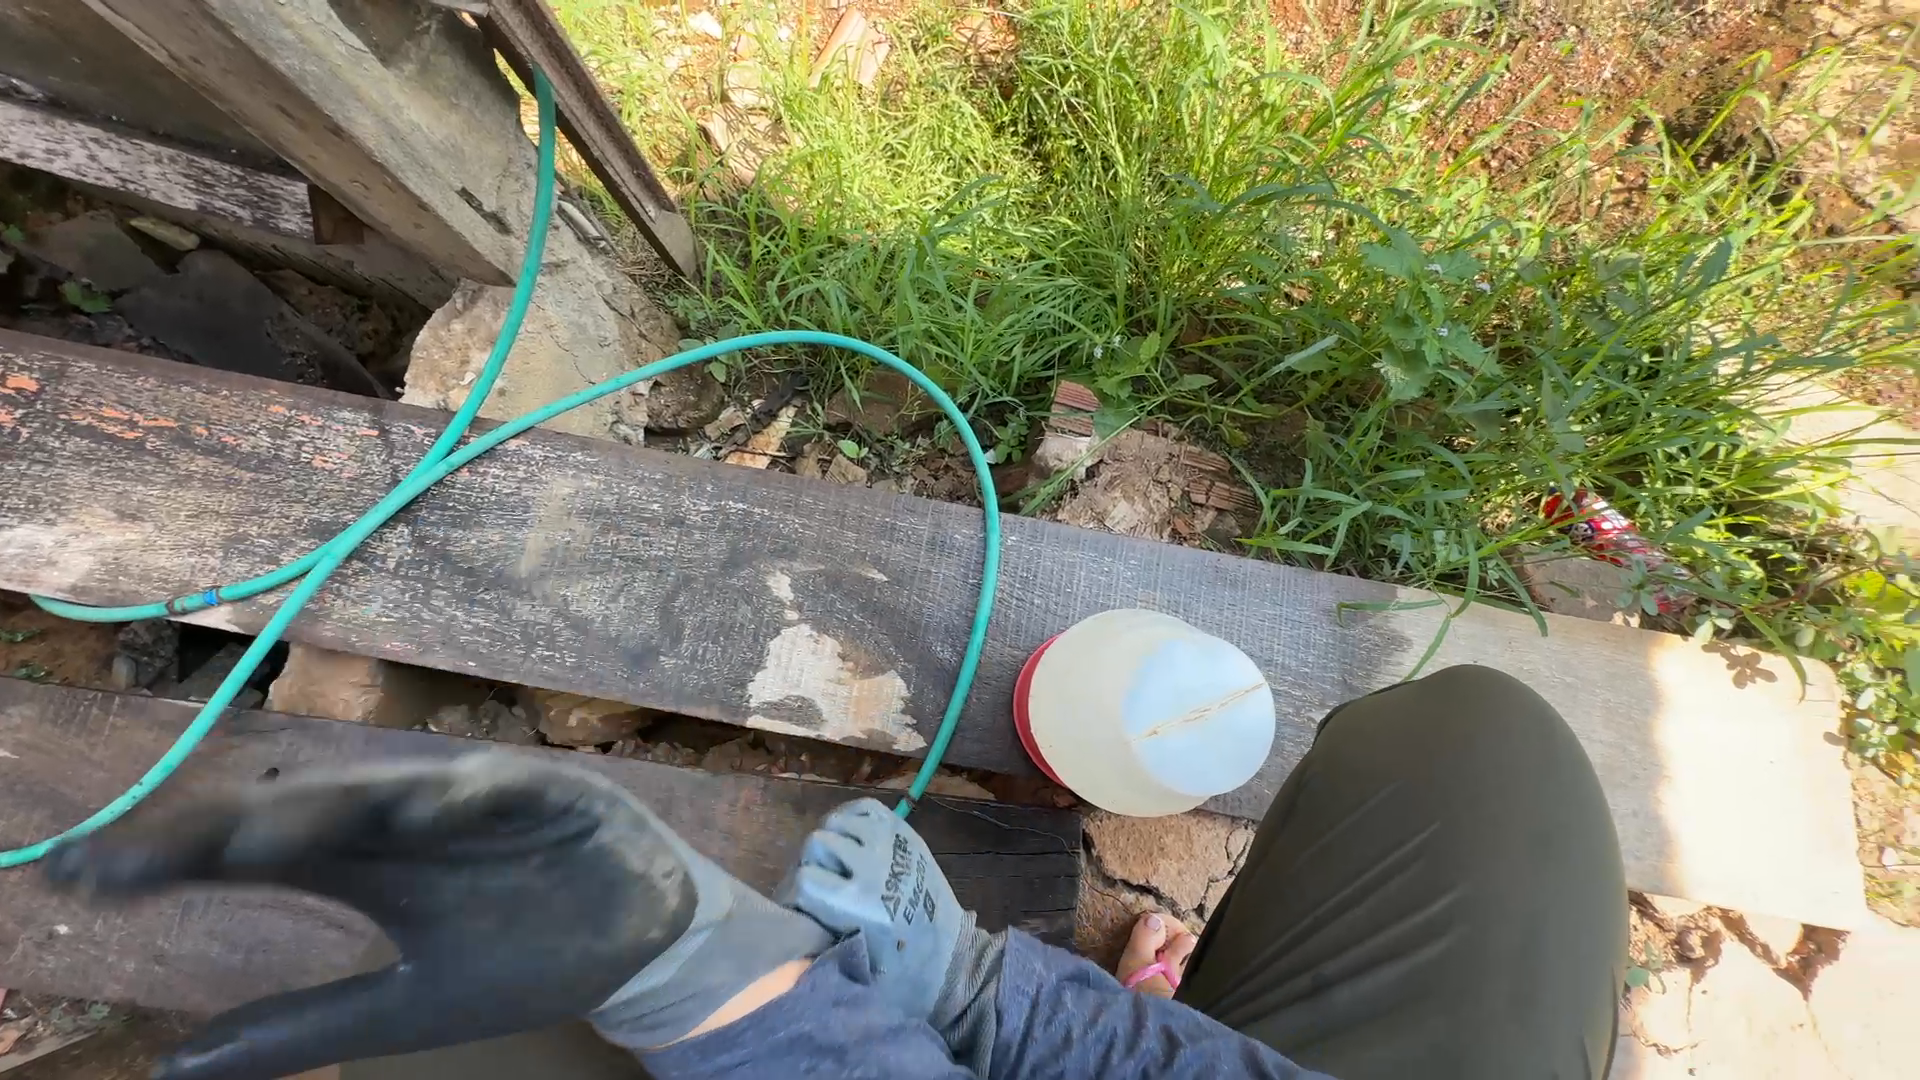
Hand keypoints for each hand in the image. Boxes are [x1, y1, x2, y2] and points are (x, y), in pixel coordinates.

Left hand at [45, 753, 829, 1079]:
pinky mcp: (554, 792)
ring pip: (402, 789)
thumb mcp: (416, 1006)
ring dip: (333, 807)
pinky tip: (419, 815)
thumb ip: (311, 1024)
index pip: (269, 854)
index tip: (77, 879)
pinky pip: (507, 788)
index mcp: (382, 869)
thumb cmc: (533, 960)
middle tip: (132, 856)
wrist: (638, 939)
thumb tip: (171, 1068)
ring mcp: (486, 802)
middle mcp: (420, 823)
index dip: (182, 860)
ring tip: (250, 836)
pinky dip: (468, 797)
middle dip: (232, 829)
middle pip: (318, 813)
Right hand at [775, 798, 963, 1020]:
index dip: (792, 893)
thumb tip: (788, 917)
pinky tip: (848, 838)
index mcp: (857, 903)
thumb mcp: (853, 966)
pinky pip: (864, 808)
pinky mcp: (904, 831)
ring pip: (836, 820)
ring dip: (828, 840)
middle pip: (816, 842)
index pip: (803, 879)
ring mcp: (890, 841)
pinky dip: (849, 818)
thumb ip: (818, 939)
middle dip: (809, 864)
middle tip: (815, 884)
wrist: (950, 955)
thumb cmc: (899, 973)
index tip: (794, 907)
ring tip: (833, 863)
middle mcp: (872, 864)